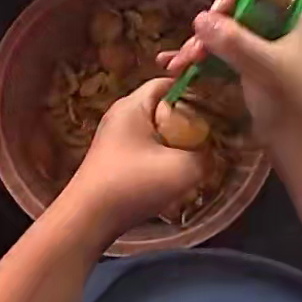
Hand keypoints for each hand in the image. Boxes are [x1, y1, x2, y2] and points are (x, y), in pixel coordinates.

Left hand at [57, 77, 207, 239]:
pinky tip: (170, 177)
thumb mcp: (182, 170)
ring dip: (174, 144)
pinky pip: (144, 148)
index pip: (167, 83)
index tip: (214, 111)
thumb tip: (212, 155)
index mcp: (132, 105)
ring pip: (155, 131)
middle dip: (186, 122)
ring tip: (192, 160)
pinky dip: (160, 158)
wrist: (87, 219)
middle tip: (207, 139)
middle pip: (163, 107)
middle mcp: (121, 115)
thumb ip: (206, 157)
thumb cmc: (132, 185)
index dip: (193, 93)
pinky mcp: (113, 158)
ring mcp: (114, 137)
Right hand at [157, 0, 301, 144]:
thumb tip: (200, 18)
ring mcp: (257, 49)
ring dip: (197, 46)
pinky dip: (196, 60)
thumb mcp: (262, 66)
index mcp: (288, 18)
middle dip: (208, 27)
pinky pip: (216, 55)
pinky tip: (173, 66)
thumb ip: (233, 41)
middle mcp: (272, 28)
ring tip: (178, 65)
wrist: (298, 144)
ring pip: (221, 34)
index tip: (216, 12)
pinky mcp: (244, 69)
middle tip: (193, 49)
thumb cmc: (290, 101)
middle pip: (234, 11)